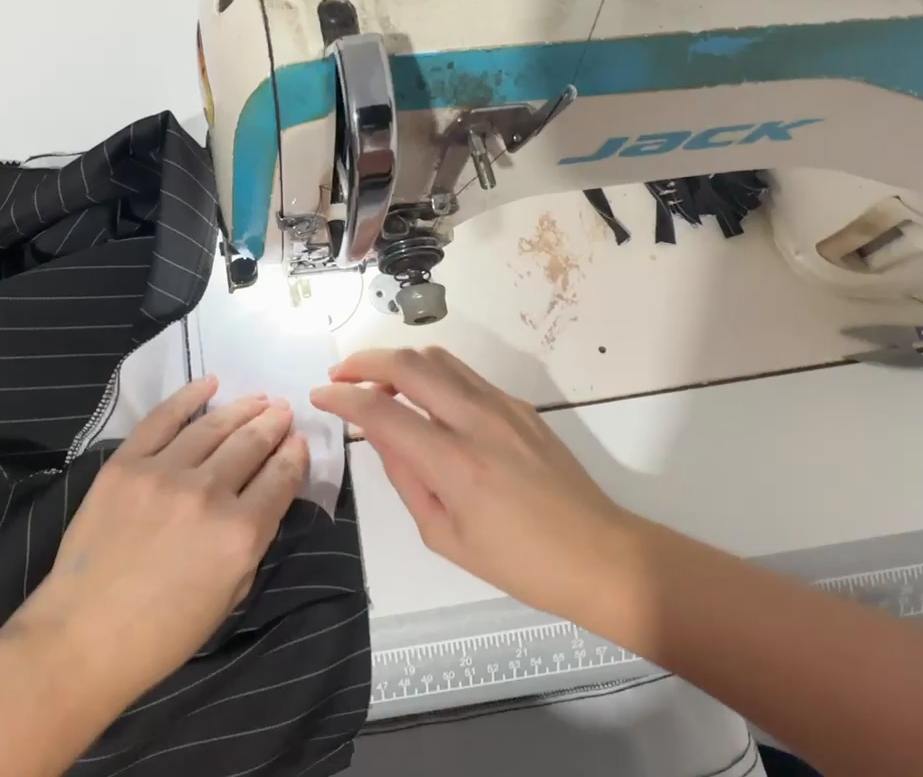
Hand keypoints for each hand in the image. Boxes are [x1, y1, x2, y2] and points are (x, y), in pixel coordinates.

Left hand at [11, 377, 308, 697]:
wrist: (82, 635)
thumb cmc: (162, 633)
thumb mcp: (230, 595)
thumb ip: (252, 542)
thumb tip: (263, 500)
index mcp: (240, 534)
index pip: (281, 478)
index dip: (295, 455)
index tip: (299, 440)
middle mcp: (208, 493)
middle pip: (251, 444)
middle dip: (273, 424)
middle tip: (283, 411)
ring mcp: (163, 472)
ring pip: (213, 426)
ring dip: (242, 409)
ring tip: (258, 399)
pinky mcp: (125, 463)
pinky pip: (163, 418)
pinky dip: (189, 397)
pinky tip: (209, 384)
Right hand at [309, 347, 631, 618]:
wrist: (602, 555)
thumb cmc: (521, 563)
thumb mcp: (446, 537)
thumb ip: (407, 480)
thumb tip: (382, 438)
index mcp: (455, 463)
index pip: (382, 411)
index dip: (343, 397)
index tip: (321, 394)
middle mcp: (477, 421)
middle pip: (409, 364)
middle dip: (364, 361)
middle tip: (340, 374)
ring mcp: (504, 407)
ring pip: (438, 357)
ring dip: (398, 361)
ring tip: (377, 382)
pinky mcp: (521, 406)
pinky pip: (464, 375)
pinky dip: (431, 374)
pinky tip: (423, 401)